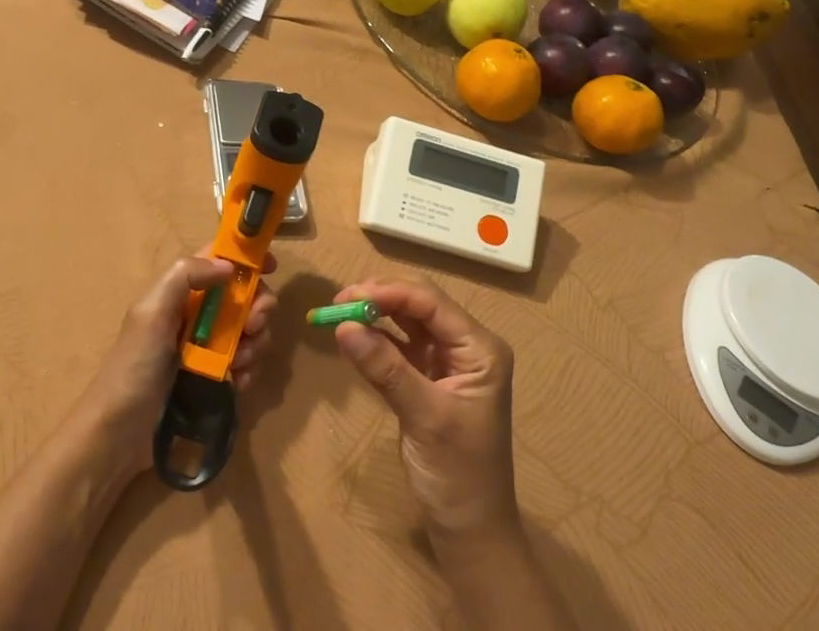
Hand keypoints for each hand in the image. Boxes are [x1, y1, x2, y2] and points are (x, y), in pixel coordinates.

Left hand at [86, 248, 276, 453]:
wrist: (118, 433)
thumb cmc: (134, 367)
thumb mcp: (152, 313)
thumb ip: (185, 277)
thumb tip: (229, 265)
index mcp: (177, 293)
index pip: (217, 262)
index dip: (245, 259)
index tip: (273, 268)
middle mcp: (193, 315)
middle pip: (241, 297)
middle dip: (257, 308)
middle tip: (253, 327)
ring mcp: (204, 348)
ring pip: (247, 331)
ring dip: (254, 343)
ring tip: (239, 364)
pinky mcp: (212, 378)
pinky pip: (244, 364)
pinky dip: (248, 370)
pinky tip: (238, 384)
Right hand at [331, 279, 518, 536]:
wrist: (469, 526)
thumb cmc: (458, 472)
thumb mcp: (424, 417)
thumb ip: (385, 368)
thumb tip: (342, 326)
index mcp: (481, 349)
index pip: (432, 303)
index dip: (390, 292)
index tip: (348, 296)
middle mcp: (466, 347)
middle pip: (420, 305)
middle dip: (380, 297)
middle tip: (337, 302)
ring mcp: (446, 362)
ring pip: (407, 322)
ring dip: (375, 314)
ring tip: (338, 312)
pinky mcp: (427, 378)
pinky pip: (399, 346)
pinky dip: (376, 338)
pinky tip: (351, 335)